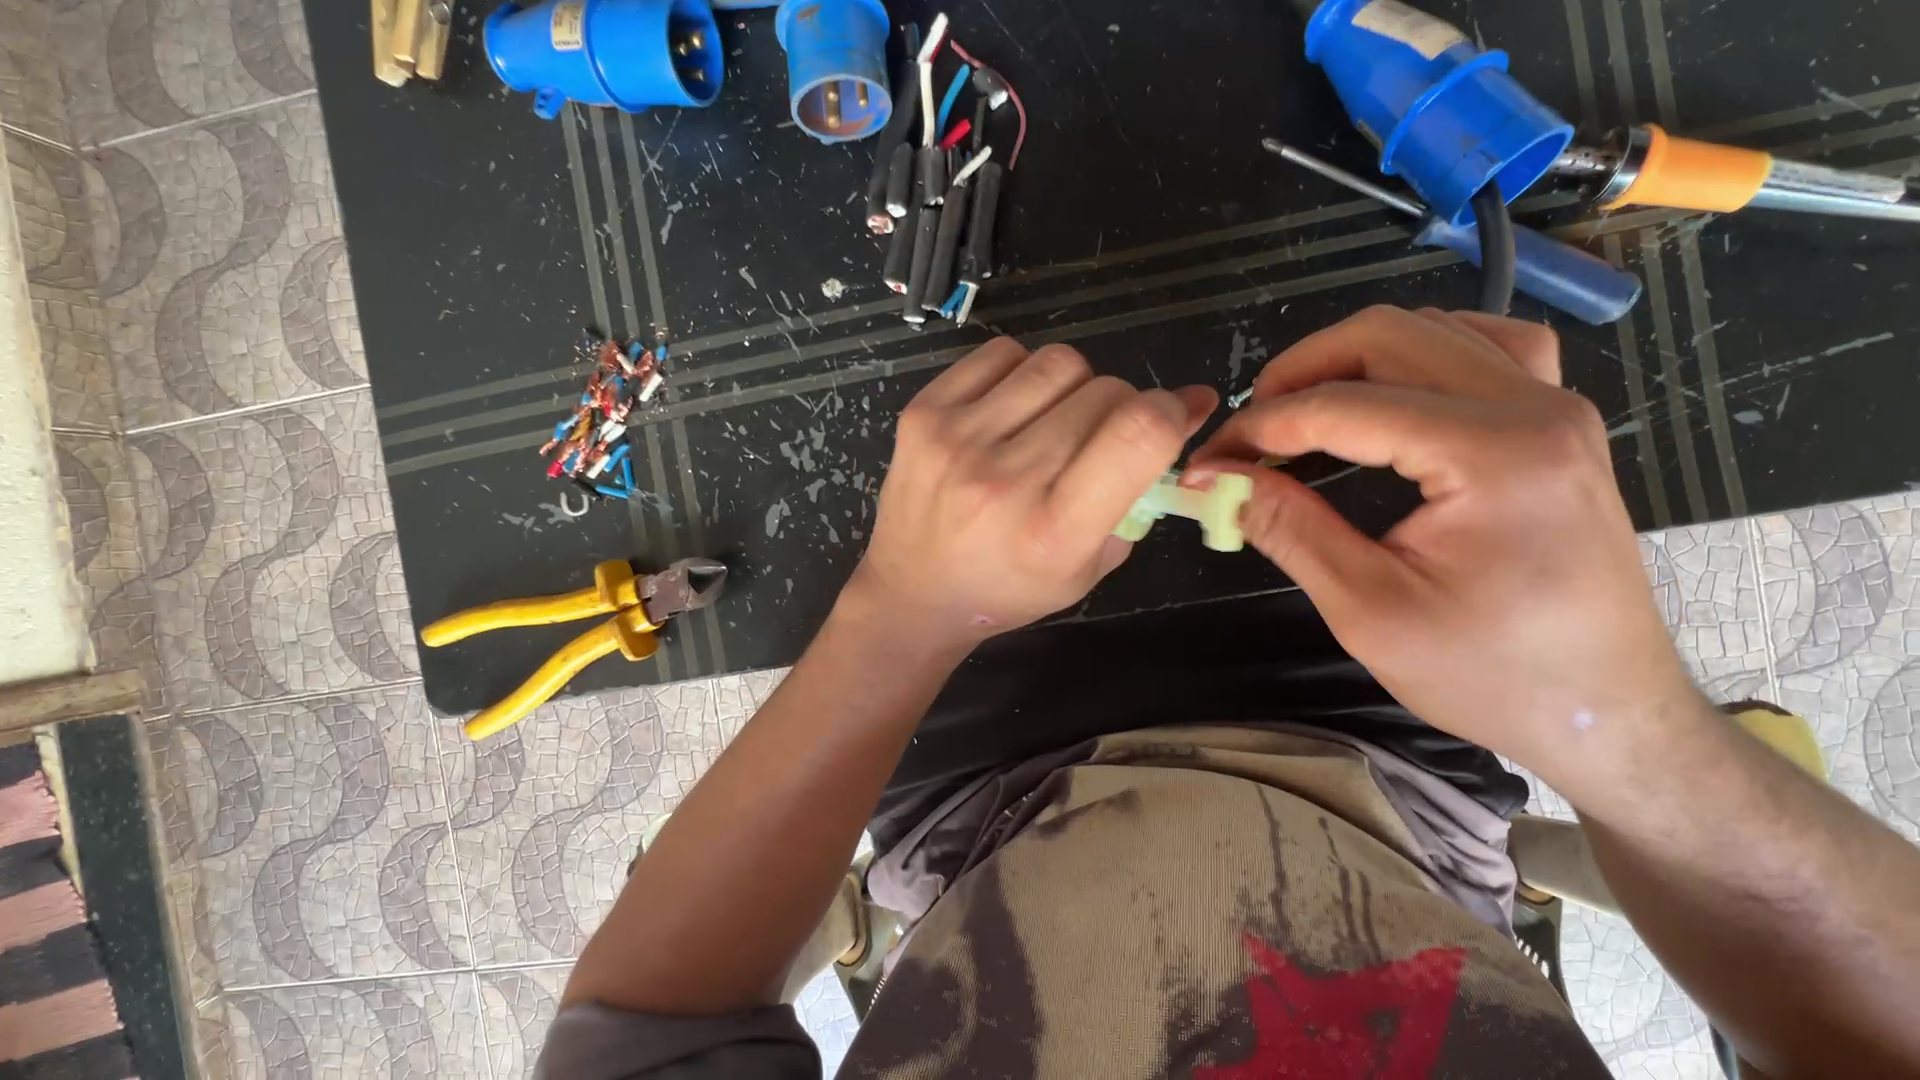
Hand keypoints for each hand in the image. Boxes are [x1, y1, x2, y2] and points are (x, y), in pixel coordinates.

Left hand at [849, 337, 1215, 651]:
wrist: (913, 593)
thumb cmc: (1009, 587)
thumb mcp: (1089, 567)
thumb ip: (1141, 492)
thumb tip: (1191, 402)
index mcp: (1055, 532)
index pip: (1139, 433)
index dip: (1170, 411)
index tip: (1168, 418)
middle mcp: (1006, 481)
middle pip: (1105, 391)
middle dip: (1120, 407)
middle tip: (1097, 440)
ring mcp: (957, 441)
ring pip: (1058, 362)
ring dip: (1072, 387)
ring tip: (1052, 424)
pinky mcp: (923, 412)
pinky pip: (1003, 353)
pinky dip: (1021, 372)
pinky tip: (1011, 410)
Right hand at [1189, 306, 1699, 776]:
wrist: (1606, 712)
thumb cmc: (1489, 674)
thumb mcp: (1368, 609)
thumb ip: (1288, 527)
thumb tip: (1215, 479)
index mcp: (1491, 455)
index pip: (1345, 406)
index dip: (1261, 427)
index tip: (1207, 460)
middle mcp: (1533, 407)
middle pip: (1389, 336)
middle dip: (1299, 373)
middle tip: (1249, 430)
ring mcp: (1555, 407)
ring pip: (1435, 329)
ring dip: (1354, 358)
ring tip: (1302, 410)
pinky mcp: (1559, 424)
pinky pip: (1486, 348)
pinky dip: (1420, 355)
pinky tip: (1390, 392)